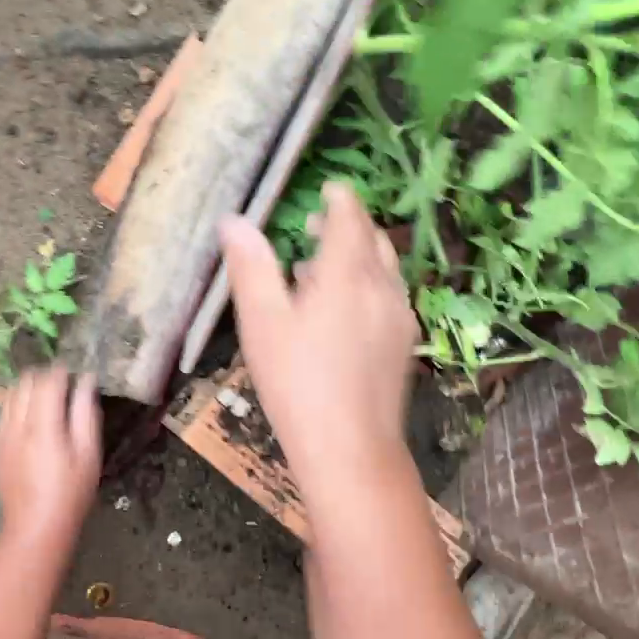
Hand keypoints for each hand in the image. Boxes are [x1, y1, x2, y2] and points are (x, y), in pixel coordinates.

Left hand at [0, 368, 102, 541]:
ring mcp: (3, 435)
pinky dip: (16, 404)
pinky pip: (3, 412)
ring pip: (11, 394)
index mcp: (43, 425)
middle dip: (44, 376)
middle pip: (25, 382)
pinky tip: (30, 416)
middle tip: (62, 384)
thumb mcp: (88, 454)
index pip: (48, 381)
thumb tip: (87, 382)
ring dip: (28, 388)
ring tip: (46, 397)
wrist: (35, 526)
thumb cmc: (70, 492)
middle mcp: (18, 425)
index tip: (74, 373)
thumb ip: (86, 414)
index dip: (62, 372)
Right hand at [219, 181, 418, 471]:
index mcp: (347, 275)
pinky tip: (340, 312)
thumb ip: (251, 267)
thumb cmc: (297, 383)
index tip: (326, 188)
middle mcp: (383, 288)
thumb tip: (235, 220)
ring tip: (317, 269)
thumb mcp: (262, 322)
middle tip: (314, 225)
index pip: (350, 218)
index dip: (339, 198)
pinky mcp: (403, 346)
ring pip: (385, 269)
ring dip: (357, 255)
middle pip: (373, 239)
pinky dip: (367, 284)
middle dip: (347, 225)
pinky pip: (389, 296)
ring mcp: (399, 318)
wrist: (350, 450)